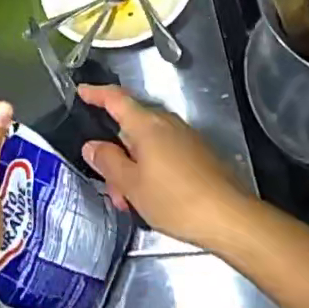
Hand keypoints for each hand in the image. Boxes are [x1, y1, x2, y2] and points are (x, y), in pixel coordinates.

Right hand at [77, 84, 256, 250]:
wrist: (227, 215)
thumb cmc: (176, 200)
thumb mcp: (132, 185)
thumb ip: (108, 162)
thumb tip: (92, 146)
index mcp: (147, 124)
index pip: (116, 99)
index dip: (96, 94)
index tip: (81, 91)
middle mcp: (166, 122)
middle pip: (131, 126)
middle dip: (115, 153)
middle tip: (110, 186)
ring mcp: (184, 135)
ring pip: (146, 143)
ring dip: (132, 167)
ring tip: (130, 201)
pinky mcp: (196, 151)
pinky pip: (163, 151)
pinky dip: (150, 169)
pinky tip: (150, 197)